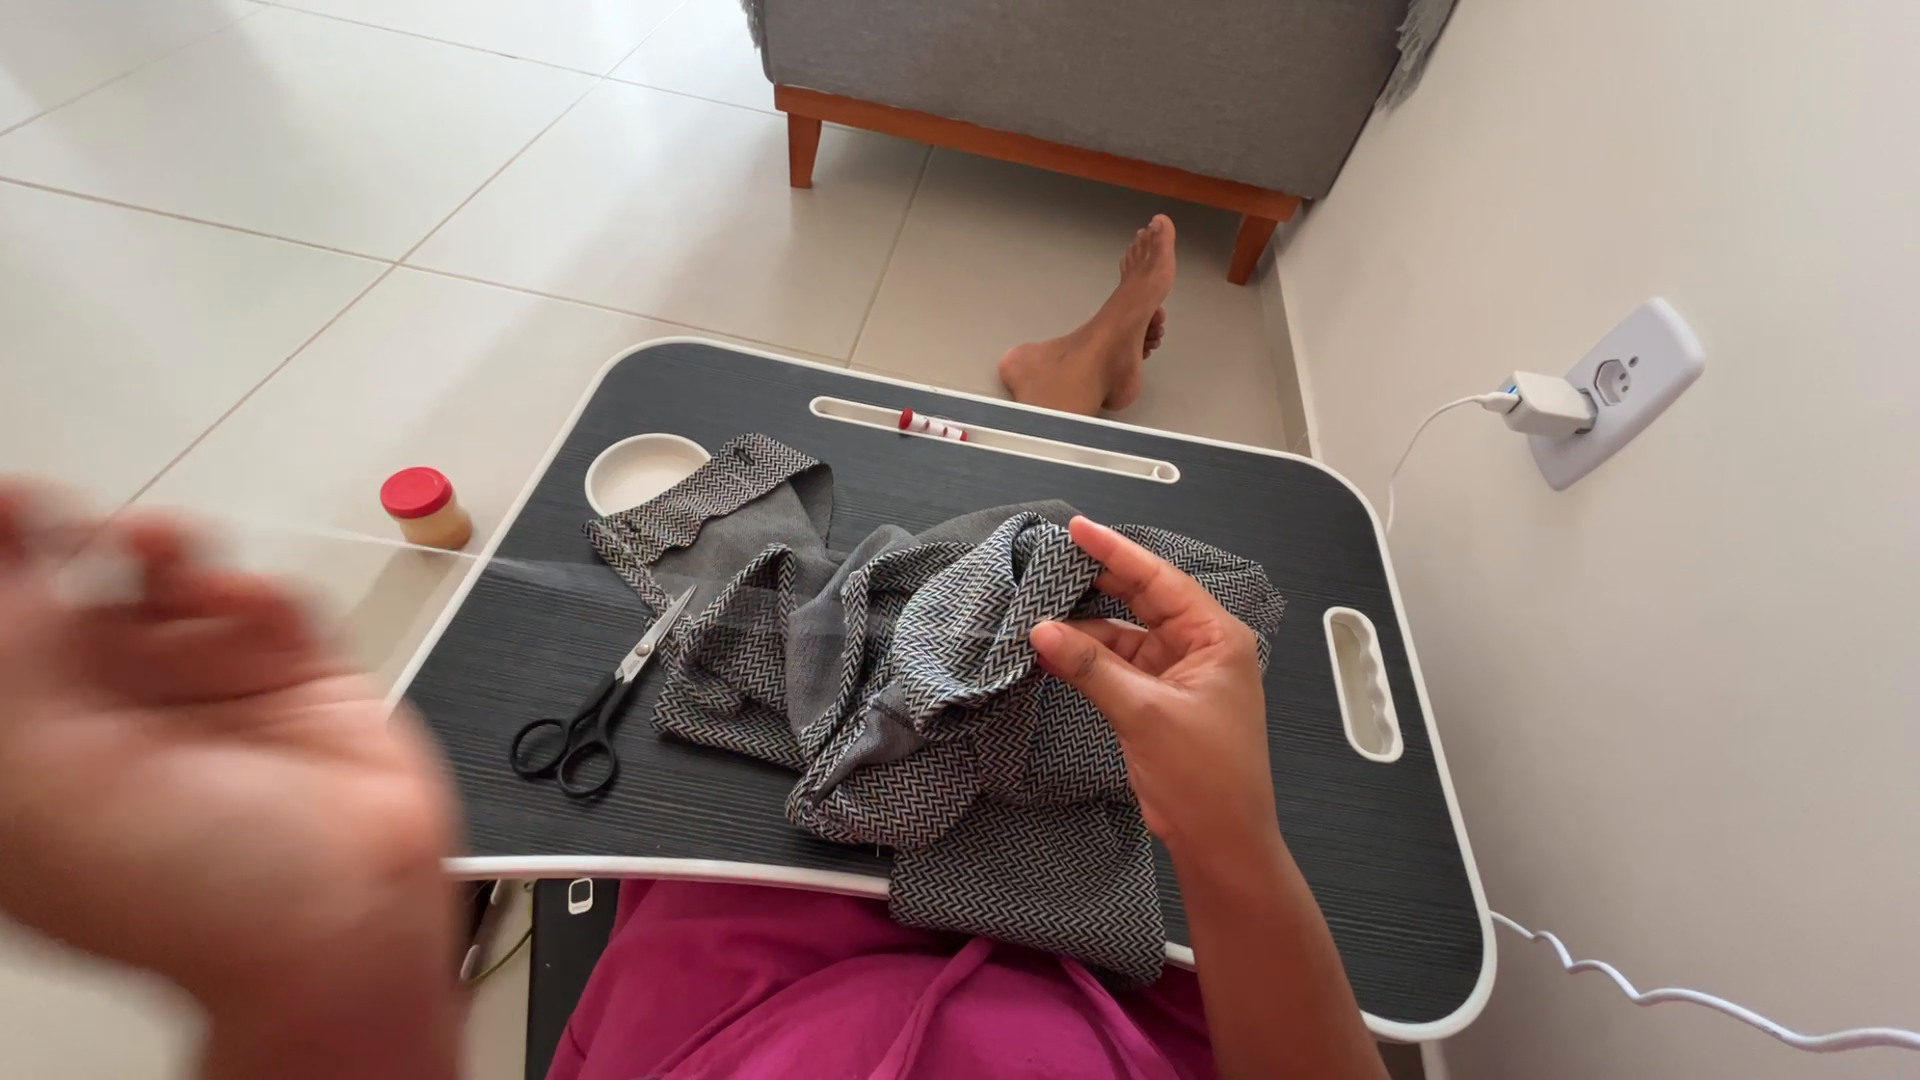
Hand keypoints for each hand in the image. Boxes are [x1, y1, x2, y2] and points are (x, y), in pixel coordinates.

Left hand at [0, 482, 459, 1076]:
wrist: (349, 902)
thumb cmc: (198, 888)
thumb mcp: (53, 785)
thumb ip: (26, 671)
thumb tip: (15, 578)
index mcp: (36, 755)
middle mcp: (124, 717)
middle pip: (79, 606)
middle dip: (63, 551)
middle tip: (53, 507)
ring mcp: (221, 694)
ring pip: (180, 596)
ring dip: (166, 556)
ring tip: (161, 541)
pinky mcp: (305, 678)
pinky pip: (273, 610)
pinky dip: (254, 590)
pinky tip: (244, 599)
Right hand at [1029, 517, 1277, 860]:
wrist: (1219, 842)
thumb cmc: (1205, 777)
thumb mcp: (1144, 712)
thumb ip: (1091, 666)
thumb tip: (1043, 631)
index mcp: (1215, 637)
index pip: (1159, 579)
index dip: (1116, 552)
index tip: (1080, 529)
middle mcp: (1198, 646)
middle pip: (1141, 599)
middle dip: (1097, 583)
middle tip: (1053, 563)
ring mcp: (1176, 671)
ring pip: (1123, 633)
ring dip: (1084, 630)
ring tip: (1040, 617)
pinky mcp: (1156, 696)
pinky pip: (1116, 664)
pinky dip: (1087, 659)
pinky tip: (1054, 651)